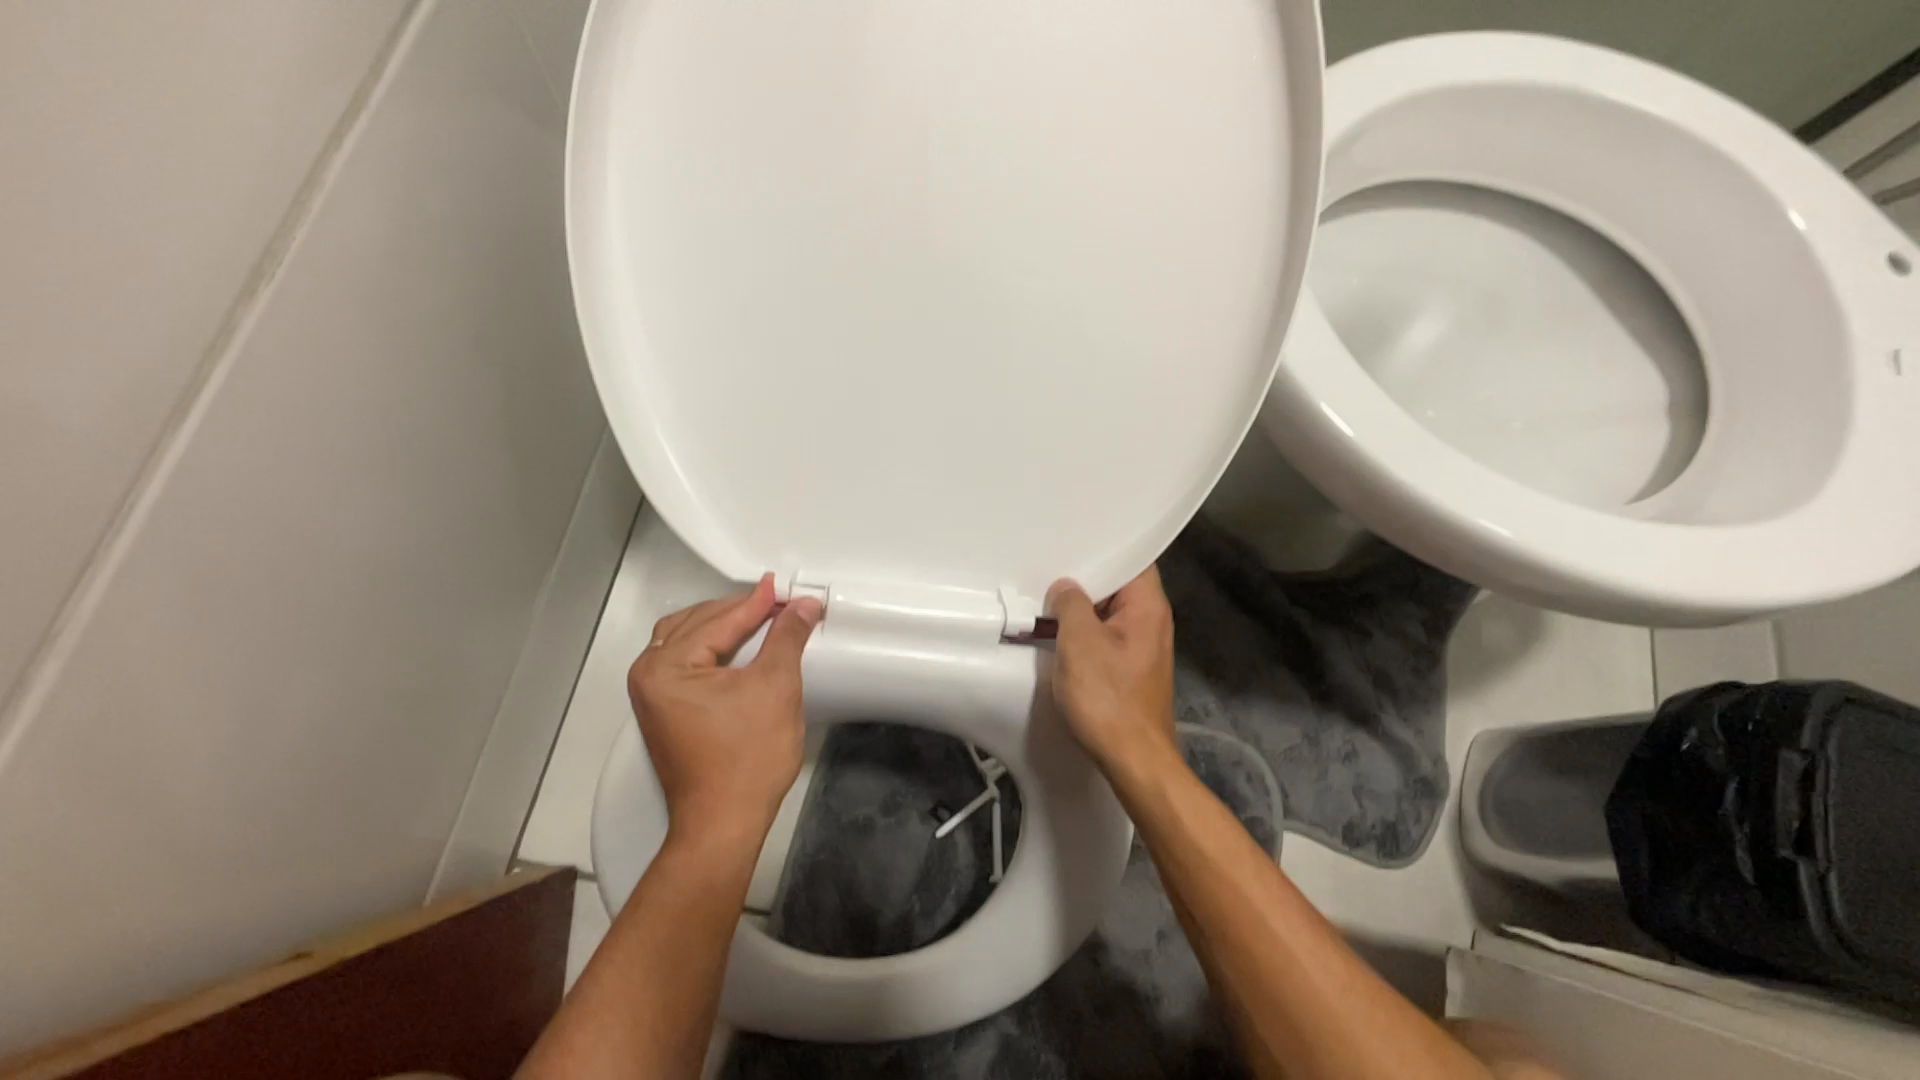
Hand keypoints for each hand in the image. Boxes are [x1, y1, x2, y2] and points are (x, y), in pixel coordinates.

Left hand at [628, 574, 823, 841]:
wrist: (724, 823)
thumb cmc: (748, 758)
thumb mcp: (775, 687)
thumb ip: (787, 637)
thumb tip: (803, 605)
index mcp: (666, 666)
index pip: (719, 620)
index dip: (759, 602)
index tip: (786, 588)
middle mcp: (648, 676)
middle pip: (697, 624)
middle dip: (739, 611)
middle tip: (780, 604)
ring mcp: (652, 697)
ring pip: (688, 641)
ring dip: (724, 627)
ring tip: (763, 621)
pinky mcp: (664, 714)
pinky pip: (687, 664)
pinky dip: (713, 650)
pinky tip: (741, 650)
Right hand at [1045, 566, 1178, 779]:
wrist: (1133, 759)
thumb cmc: (1108, 697)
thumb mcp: (1079, 642)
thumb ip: (1070, 604)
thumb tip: (1066, 589)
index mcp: (1148, 605)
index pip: (1131, 559)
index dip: (1100, 551)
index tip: (1068, 544)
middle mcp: (1152, 621)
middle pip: (1116, 587)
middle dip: (1082, 581)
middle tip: (1046, 572)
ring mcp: (1142, 647)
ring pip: (1107, 614)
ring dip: (1078, 611)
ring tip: (1043, 602)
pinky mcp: (1131, 669)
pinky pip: (1105, 638)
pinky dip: (1082, 634)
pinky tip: (1055, 636)